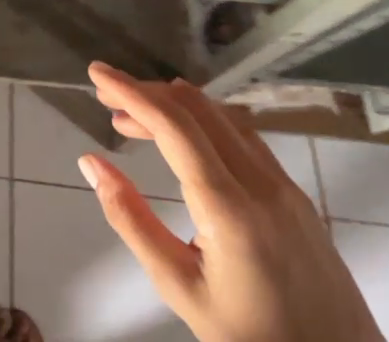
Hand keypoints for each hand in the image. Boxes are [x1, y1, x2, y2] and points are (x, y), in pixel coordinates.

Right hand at [79, 63, 382, 341]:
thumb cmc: (251, 337)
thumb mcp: (179, 288)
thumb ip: (131, 220)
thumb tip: (91, 164)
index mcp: (230, 209)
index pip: (175, 127)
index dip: (132, 92)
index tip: (96, 73)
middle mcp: (262, 185)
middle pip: (198, 110)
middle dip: (147, 93)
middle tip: (105, 96)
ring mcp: (285, 186)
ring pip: (223, 118)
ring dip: (175, 106)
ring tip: (133, 119)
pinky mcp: (296, 195)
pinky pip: (244, 137)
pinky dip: (203, 122)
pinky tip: (183, 138)